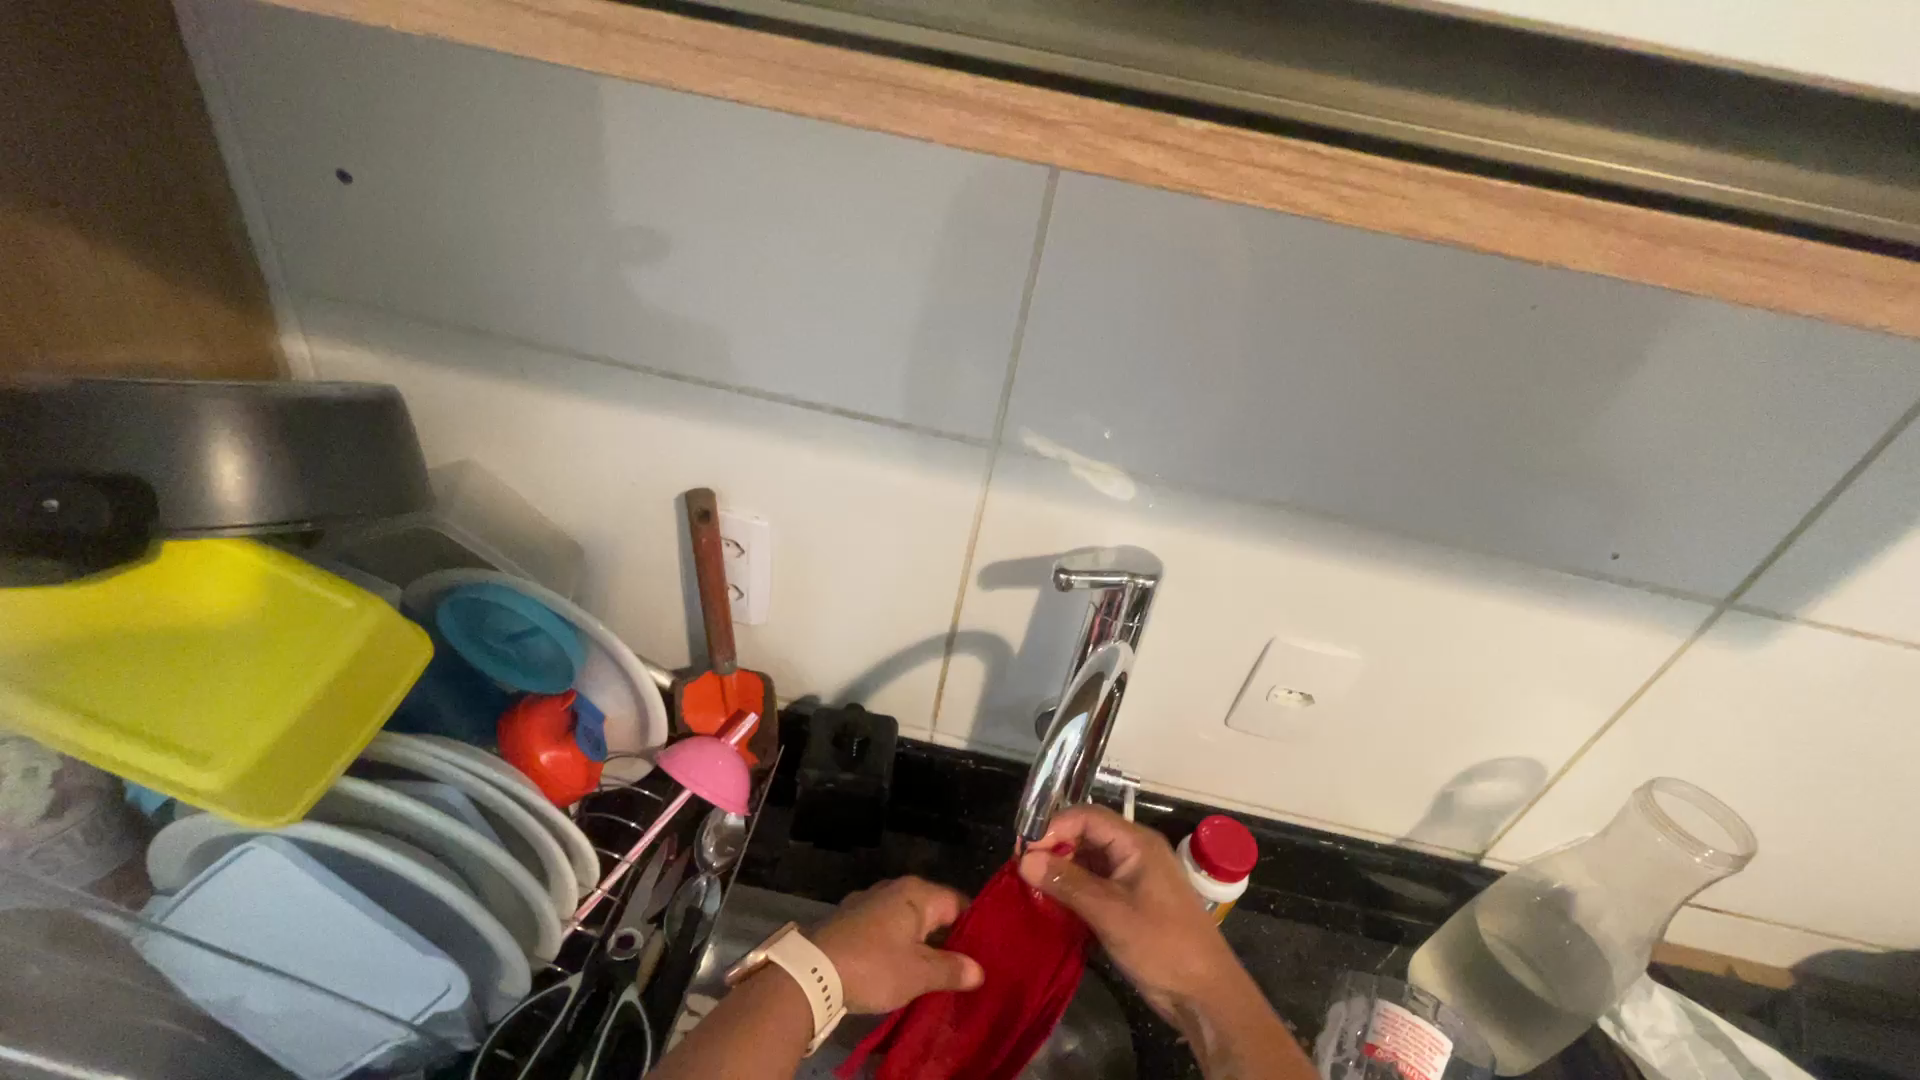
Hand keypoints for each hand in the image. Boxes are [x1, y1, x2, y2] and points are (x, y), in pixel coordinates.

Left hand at [811, 876, 984, 1013]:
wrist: (812, 972)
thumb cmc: (874, 966)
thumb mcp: (918, 974)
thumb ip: (951, 969)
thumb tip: (979, 969)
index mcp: (917, 893)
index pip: (958, 902)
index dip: (974, 927)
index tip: (984, 953)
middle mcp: (895, 888)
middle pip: (933, 910)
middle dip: (948, 936)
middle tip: (963, 966)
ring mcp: (869, 901)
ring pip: (908, 919)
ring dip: (920, 941)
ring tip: (934, 970)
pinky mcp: (851, 918)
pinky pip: (886, 927)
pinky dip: (897, 943)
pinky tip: (898, 965)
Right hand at [1017, 805, 1243, 1023]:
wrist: (1204, 994)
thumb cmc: (1162, 945)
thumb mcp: (1110, 912)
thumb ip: (1067, 883)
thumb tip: (1024, 860)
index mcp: (1137, 843)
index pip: (1087, 816)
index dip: (1054, 827)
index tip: (1024, 850)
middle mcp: (1135, 852)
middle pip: (1086, 835)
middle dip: (1054, 848)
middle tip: (1023, 870)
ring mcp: (1134, 878)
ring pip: (1089, 860)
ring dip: (1061, 871)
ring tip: (1032, 887)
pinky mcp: (1130, 902)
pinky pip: (1095, 884)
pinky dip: (1073, 890)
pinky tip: (1053, 905)